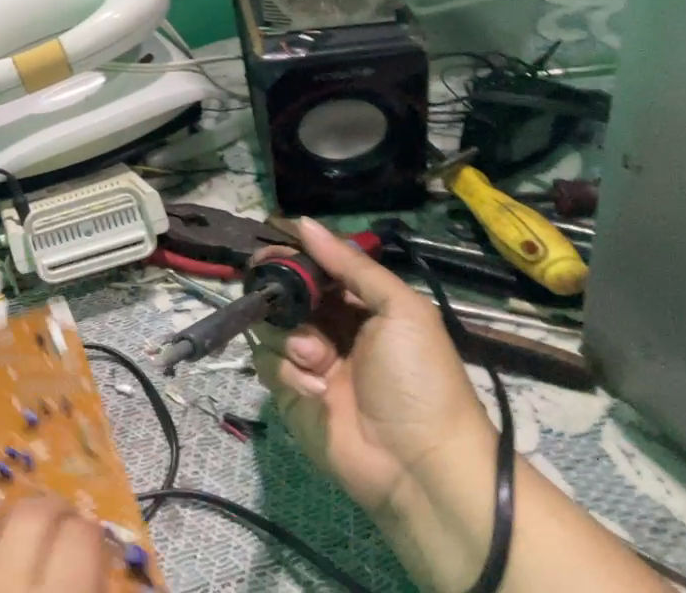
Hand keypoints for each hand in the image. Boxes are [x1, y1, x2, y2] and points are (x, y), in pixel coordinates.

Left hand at [0, 495, 108, 592]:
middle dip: (53, 512)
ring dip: (1, 513)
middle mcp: (2, 576)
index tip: (93, 541)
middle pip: (35, 514)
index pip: (82, 541)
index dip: (91, 535)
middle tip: (61, 523)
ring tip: (9, 527)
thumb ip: (80, 590)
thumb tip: (95, 576)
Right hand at [249, 219, 494, 523]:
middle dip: (280, 295)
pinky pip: (267, 364)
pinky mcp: (290, 391)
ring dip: (290, 339)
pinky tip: (315, 388)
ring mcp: (308, 361)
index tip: (269, 252)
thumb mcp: (401, 311)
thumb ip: (352, 266)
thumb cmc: (418, 379)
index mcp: (360, 306)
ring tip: (318, 360)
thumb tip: (303, 222)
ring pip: (269, 328)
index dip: (291, 259)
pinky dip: (287, 372)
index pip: (314, 270)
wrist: (419, 462)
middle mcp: (330, 329)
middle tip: (276, 296)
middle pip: (284, 296)